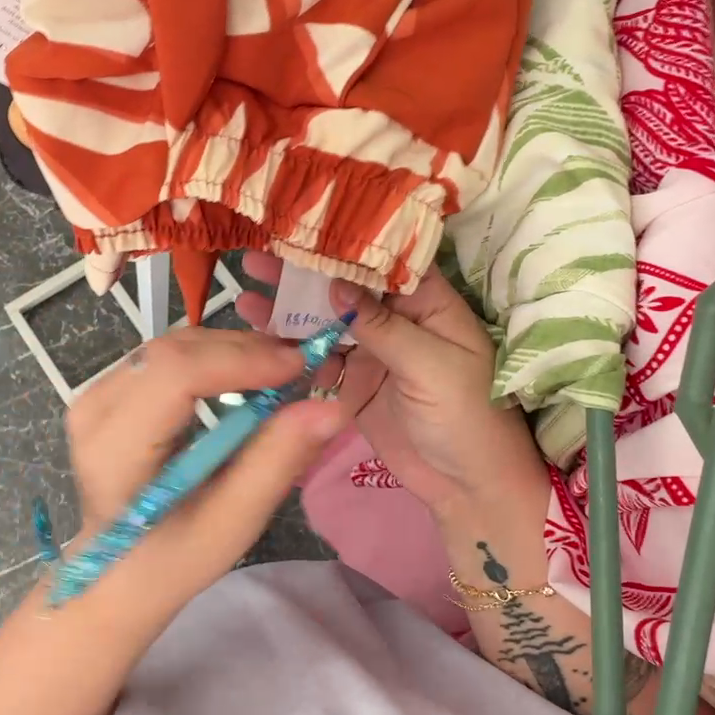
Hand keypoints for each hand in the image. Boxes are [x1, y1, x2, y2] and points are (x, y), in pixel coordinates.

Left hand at [63, 327, 345, 618]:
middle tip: (299, 366)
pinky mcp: (109, 389)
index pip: (174, 375)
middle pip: (175, 351)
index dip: (240, 361)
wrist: (116, 570)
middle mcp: (94, 407)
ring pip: (173, 344)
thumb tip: (329, 408)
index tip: (297, 366)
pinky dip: (213, 357)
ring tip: (278, 372)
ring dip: (231, 350)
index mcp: (114, 449)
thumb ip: (275, 462)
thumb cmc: (172, 556)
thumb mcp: (230, 523)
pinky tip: (245, 376)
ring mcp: (96, 393)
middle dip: (243, 350)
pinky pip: (167, 354)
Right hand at [234, 253, 545, 517]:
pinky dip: (291, 350)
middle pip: (344, 288)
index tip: (299, 226)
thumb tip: (334, 285)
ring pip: (325, 322)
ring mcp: (372, 351)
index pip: (382, 261)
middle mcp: (397, 319)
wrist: (467, 487)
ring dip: (289, 311)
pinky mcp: (353, 383)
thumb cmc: (468, 418)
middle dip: (303, 275)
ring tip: (246, 296)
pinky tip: (260, 338)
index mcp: (427, 303)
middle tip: (256, 259)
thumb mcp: (431, 366)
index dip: (343, 243)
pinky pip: (318, 359)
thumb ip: (382, 326)